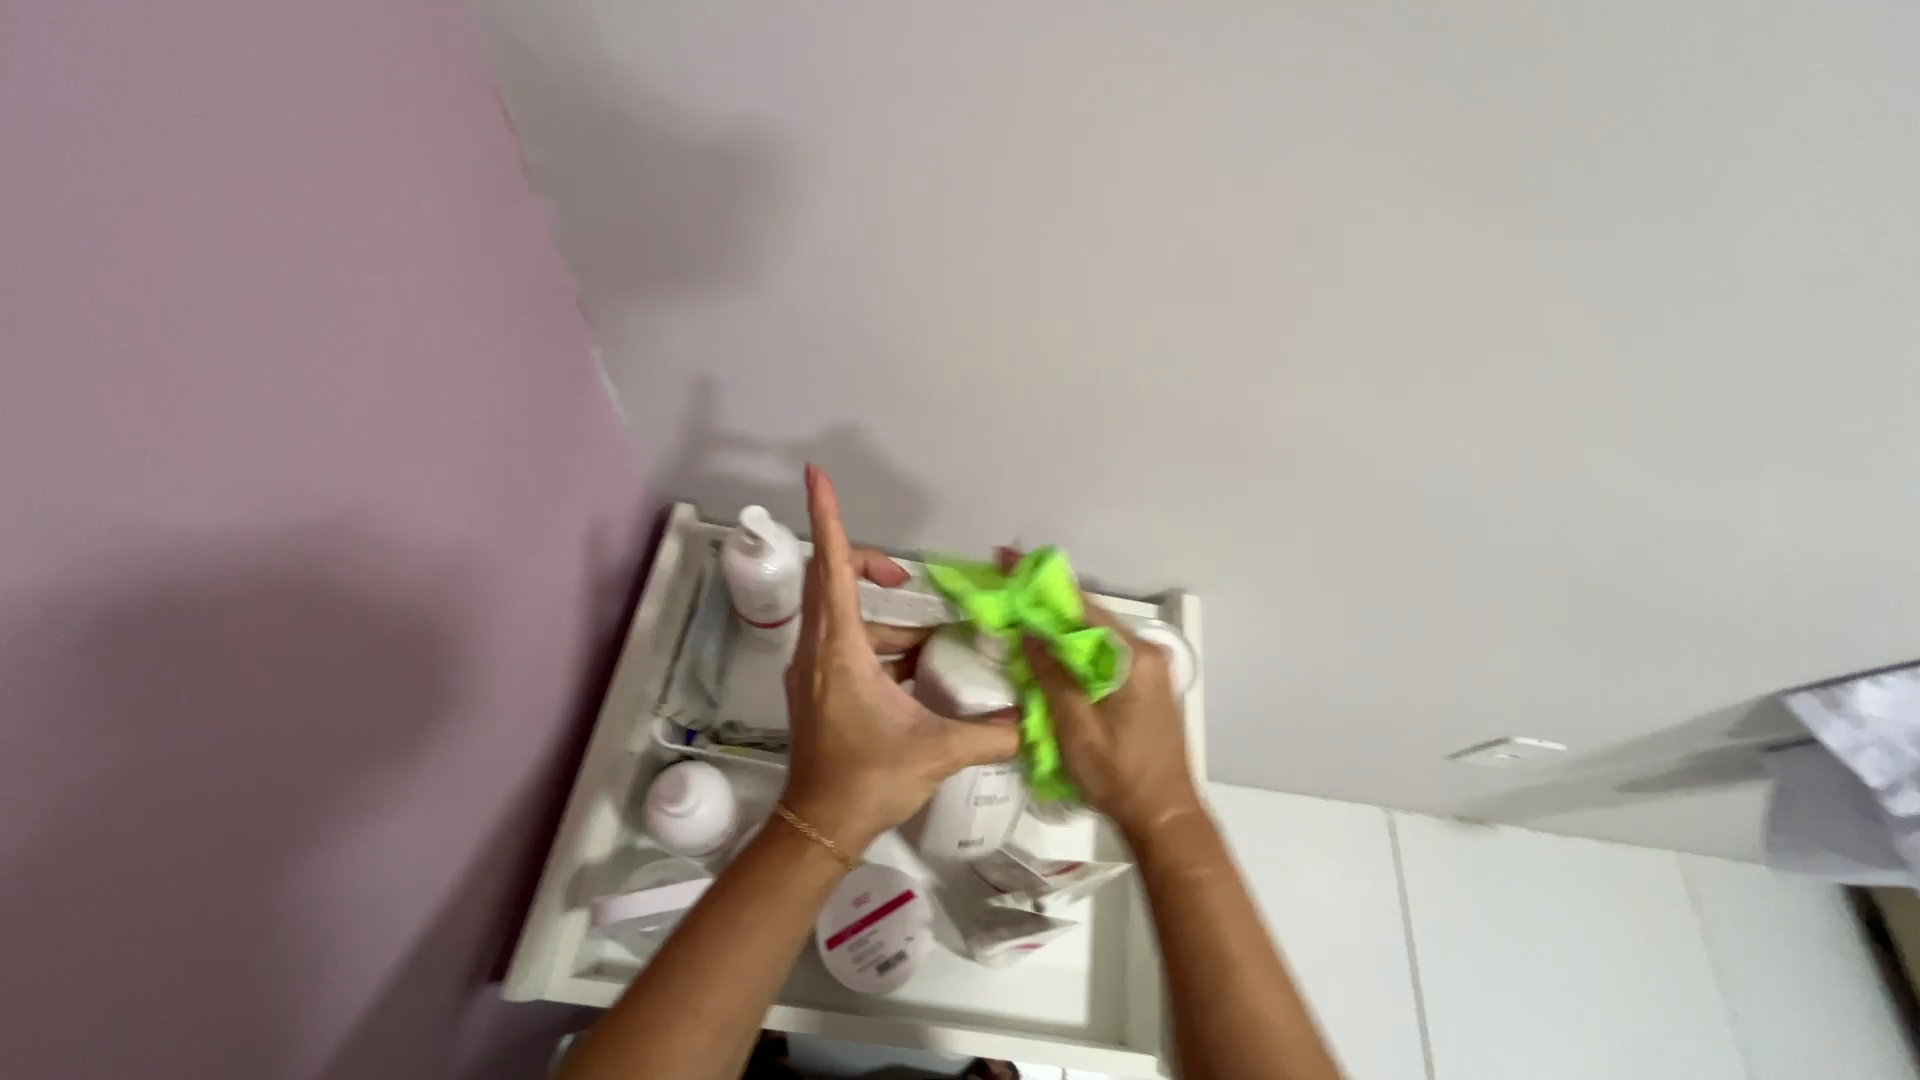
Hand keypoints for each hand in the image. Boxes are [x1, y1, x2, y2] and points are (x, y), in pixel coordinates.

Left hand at [781, 465, 1019, 852]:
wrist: (819, 826)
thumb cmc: (868, 780)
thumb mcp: (938, 752)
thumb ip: (992, 731)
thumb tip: (1035, 718)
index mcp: (841, 651)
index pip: (833, 569)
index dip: (828, 518)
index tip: (817, 477)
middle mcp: (820, 650)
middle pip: (834, 581)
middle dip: (870, 565)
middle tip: (907, 572)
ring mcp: (815, 669)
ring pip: (847, 619)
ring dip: (890, 622)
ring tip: (937, 644)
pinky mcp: (820, 688)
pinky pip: (850, 646)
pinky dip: (884, 648)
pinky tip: (920, 671)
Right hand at [1022, 601, 1202, 841]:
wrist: (1165, 816)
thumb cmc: (1118, 776)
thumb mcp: (1074, 727)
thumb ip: (1051, 674)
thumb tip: (1029, 632)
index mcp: (1133, 658)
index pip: (1081, 606)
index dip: (1041, 583)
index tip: (1009, 559)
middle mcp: (1146, 652)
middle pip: (1089, 614)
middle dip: (1047, 599)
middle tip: (1006, 584)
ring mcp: (1150, 666)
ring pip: (1095, 631)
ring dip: (1059, 622)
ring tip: (1020, 610)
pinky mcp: (1146, 681)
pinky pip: (1104, 650)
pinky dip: (1075, 644)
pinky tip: (1049, 644)